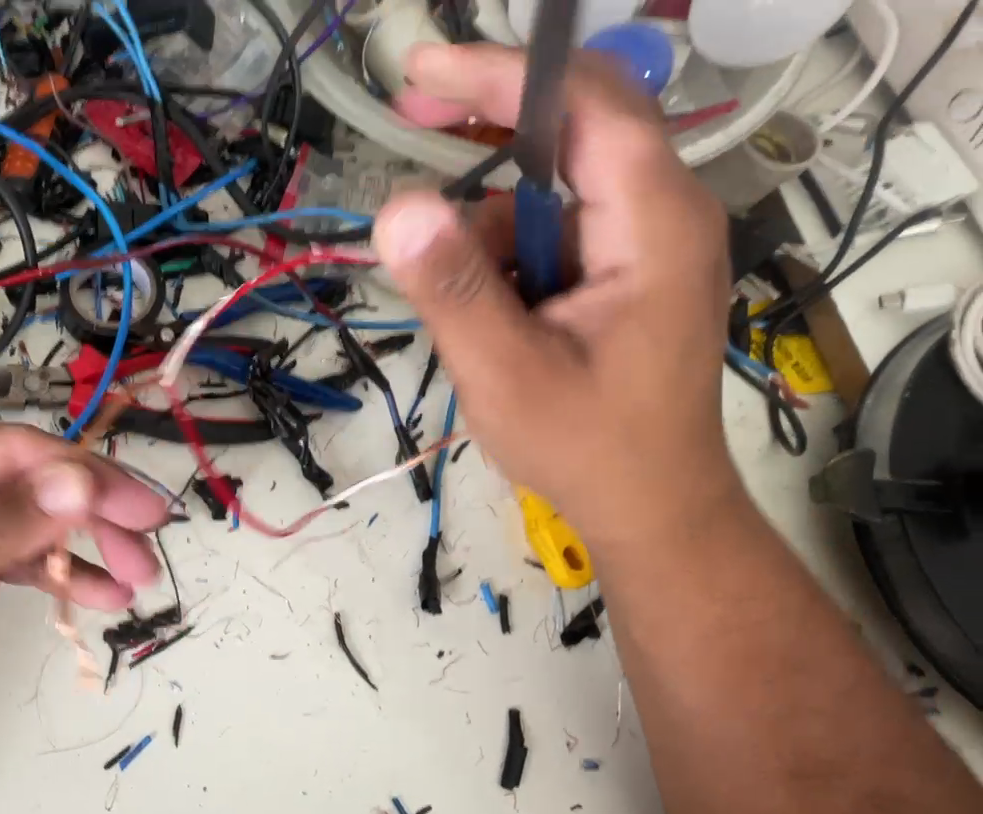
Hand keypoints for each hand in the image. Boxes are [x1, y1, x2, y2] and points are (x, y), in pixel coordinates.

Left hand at [0, 420, 169, 748]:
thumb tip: (77, 482)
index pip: (7, 451)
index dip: (77, 473)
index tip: (137, 508)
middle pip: (32, 479)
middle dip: (93, 510)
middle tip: (150, 548)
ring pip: (38, 515)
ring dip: (90, 544)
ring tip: (140, 579)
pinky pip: (27, 554)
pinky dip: (66, 573)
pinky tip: (104, 594)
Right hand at [373, 45, 743, 557]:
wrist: (649, 501)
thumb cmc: (585, 443)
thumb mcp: (504, 371)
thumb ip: (452, 288)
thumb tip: (396, 208)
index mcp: (651, 223)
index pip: (586, 106)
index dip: (502, 76)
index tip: (420, 70)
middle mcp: (659, 213)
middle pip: (571, 130)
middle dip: (485, 125)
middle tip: (407, 122)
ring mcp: (641, 241)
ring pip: (549, 190)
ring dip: (486, 225)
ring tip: (465, 311)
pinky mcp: (620, 269)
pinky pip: (549, 232)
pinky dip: (502, 256)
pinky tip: (488, 317)